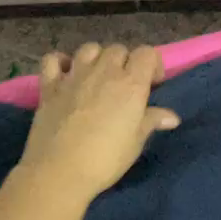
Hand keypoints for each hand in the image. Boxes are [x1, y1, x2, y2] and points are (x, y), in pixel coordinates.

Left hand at [19, 43, 180, 199]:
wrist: (60, 171)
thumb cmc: (106, 158)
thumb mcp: (136, 142)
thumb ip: (152, 121)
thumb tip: (171, 117)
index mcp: (130, 83)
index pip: (147, 53)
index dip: (152, 65)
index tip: (152, 84)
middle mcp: (103, 71)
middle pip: (118, 49)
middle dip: (125, 62)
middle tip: (124, 86)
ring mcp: (74, 75)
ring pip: (89, 49)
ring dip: (97, 58)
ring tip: (97, 78)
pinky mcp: (49, 85)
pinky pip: (53, 59)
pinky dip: (61, 62)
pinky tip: (66, 75)